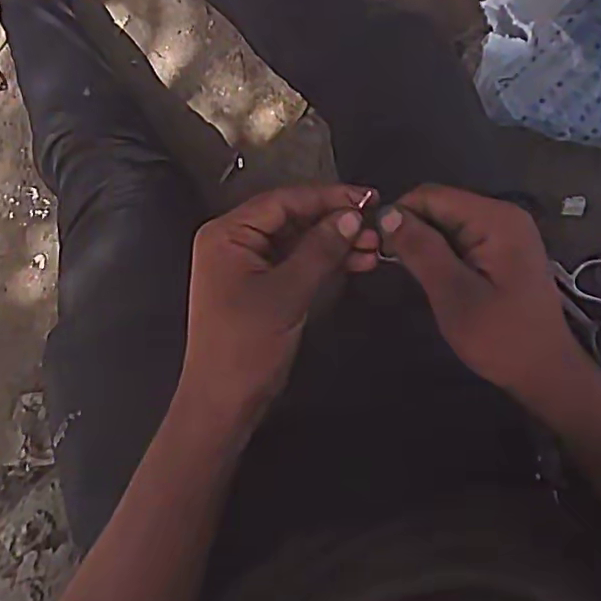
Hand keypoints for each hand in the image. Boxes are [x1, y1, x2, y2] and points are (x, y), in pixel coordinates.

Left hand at [179, 184, 379, 426]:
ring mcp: (249, 264)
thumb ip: (320, 249)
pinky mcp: (263, 285)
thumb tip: (353, 215)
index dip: (328, 197)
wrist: (224, 403)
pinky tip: (358, 262)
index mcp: (228, 233)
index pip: (283, 201)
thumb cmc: (246, 345)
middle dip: (335, 222)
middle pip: (293, 218)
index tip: (368, 198)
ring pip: (299, 240)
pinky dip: (326, 262)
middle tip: (377, 226)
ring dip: (336, 242)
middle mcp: (235, 241)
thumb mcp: (287, 293)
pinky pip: (298, 262)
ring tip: (375, 247)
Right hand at [380, 184, 587, 403]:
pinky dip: (441, 251)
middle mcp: (503, 214)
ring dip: (424, 242)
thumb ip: (421, 249)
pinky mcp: (502, 248)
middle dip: (411, 228)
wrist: (546, 373)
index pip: (431, 195)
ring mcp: (505, 230)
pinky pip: (460, 236)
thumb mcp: (453, 294)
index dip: (400, 215)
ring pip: (446, 221)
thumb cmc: (501, 337)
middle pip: (439, 205)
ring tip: (412, 275)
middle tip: (392, 266)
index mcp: (496, 218)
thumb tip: (387, 214)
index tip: (380, 249)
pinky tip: (435, 277)